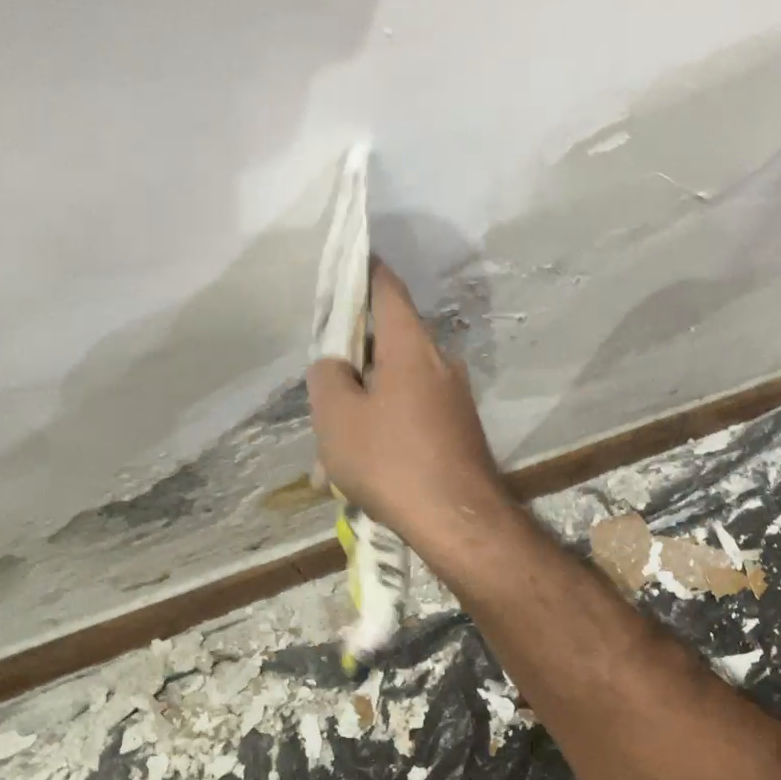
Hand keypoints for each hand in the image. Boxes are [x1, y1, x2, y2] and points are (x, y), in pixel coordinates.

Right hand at [306, 262, 511, 544]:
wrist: (459, 519)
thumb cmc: (392, 461)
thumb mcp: (337, 417)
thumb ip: (328, 377)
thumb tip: (336, 364)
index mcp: (411, 347)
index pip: (387, 289)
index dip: (365, 270)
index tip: (348, 260)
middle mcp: (440, 362)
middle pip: (387, 344)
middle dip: (351, 366)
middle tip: (321, 396)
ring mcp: (453, 397)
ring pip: (394, 389)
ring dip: (361, 413)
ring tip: (330, 462)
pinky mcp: (458, 428)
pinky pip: (410, 417)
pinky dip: (382, 434)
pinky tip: (358, 477)